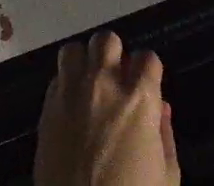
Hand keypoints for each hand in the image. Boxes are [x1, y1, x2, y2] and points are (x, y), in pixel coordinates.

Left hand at [35, 31, 179, 185]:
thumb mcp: (166, 176)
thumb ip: (164, 134)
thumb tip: (160, 107)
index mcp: (139, 98)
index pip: (147, 57)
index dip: (148, 71)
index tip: (147, 85)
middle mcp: (103, 84)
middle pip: (107, 40)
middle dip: (114, 55)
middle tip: (117, 80)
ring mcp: (70, 92)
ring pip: (73, 49)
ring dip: (84, 61)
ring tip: (91, 84)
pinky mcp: (46, 107)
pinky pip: (56, 78)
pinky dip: (66, 84)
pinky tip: (73, 105)